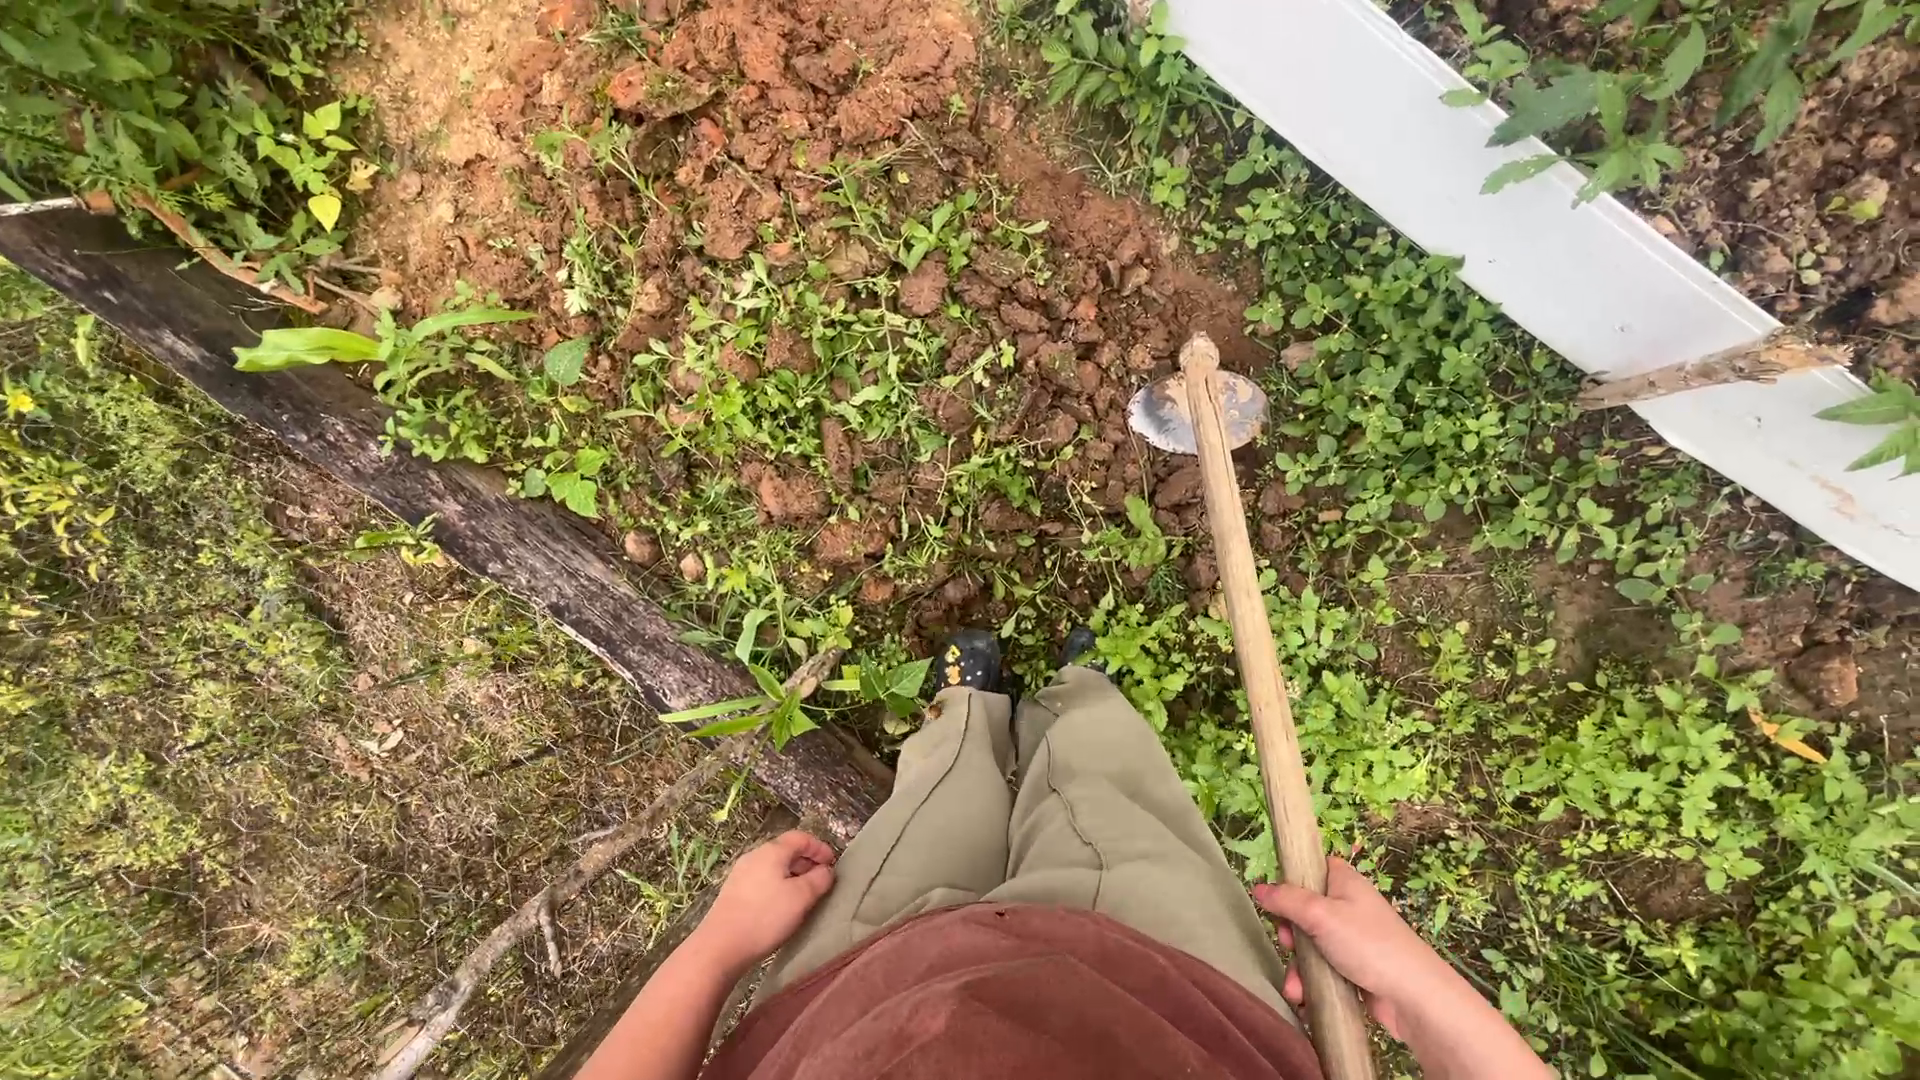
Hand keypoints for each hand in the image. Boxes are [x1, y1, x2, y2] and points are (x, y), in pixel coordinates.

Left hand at [687, 830, 836, 976]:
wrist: (720, 947)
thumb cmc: (765, 917)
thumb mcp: (801, 897)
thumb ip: (819, 879)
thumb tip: (826, 870)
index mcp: (772, 851)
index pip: (801, 838)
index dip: (819, 847)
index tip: (832, 864)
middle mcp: (754, 856)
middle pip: (786, 851)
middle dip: (807, 862)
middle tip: (821, 881)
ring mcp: (741, 874)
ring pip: (774, 867)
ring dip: (793, 876)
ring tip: (804, 896)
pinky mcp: (733, 893)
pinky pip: (762, 881)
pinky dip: (778, 886)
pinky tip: (781, 907)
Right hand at [1251, 857, 1461, 1039]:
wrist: (1415, 998)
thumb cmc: (1368, 944)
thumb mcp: (1319, 914)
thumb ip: (1286, 899)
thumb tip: (1258, 889)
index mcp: (1343, 880)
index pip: (1308, 868)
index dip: (1289, 883)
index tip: (1278, 902)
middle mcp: (1347, 904)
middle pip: (1303, 909)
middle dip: (1291, 932)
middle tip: (1289, 944)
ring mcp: (1352, 937)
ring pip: (1311, 942)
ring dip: (1298, 964)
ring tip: (1295, 986)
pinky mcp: (1355, 966)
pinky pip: (1324, 966)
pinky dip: (1312, 979)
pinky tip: (1304, 996)